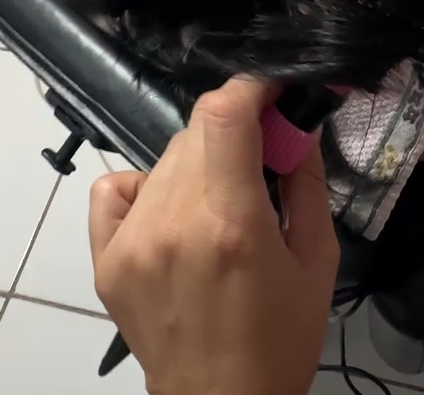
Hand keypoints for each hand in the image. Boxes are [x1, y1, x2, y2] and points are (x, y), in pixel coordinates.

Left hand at [89, 75, 338, 394]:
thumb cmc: (281, 337)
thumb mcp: (318, 259)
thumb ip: (307, 180)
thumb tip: (297, 122)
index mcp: (232, 222)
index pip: (224, 111)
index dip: (251, 86)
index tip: (272, 92)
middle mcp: (174, 220)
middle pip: (198, 128)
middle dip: (235, 127)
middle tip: (258, 160)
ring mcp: (132, 239)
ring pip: (167, 156)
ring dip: (200, 161)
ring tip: (219, 202)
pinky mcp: (106, 258)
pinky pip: (116, 186)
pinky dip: (147, 185)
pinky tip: (171, 212)